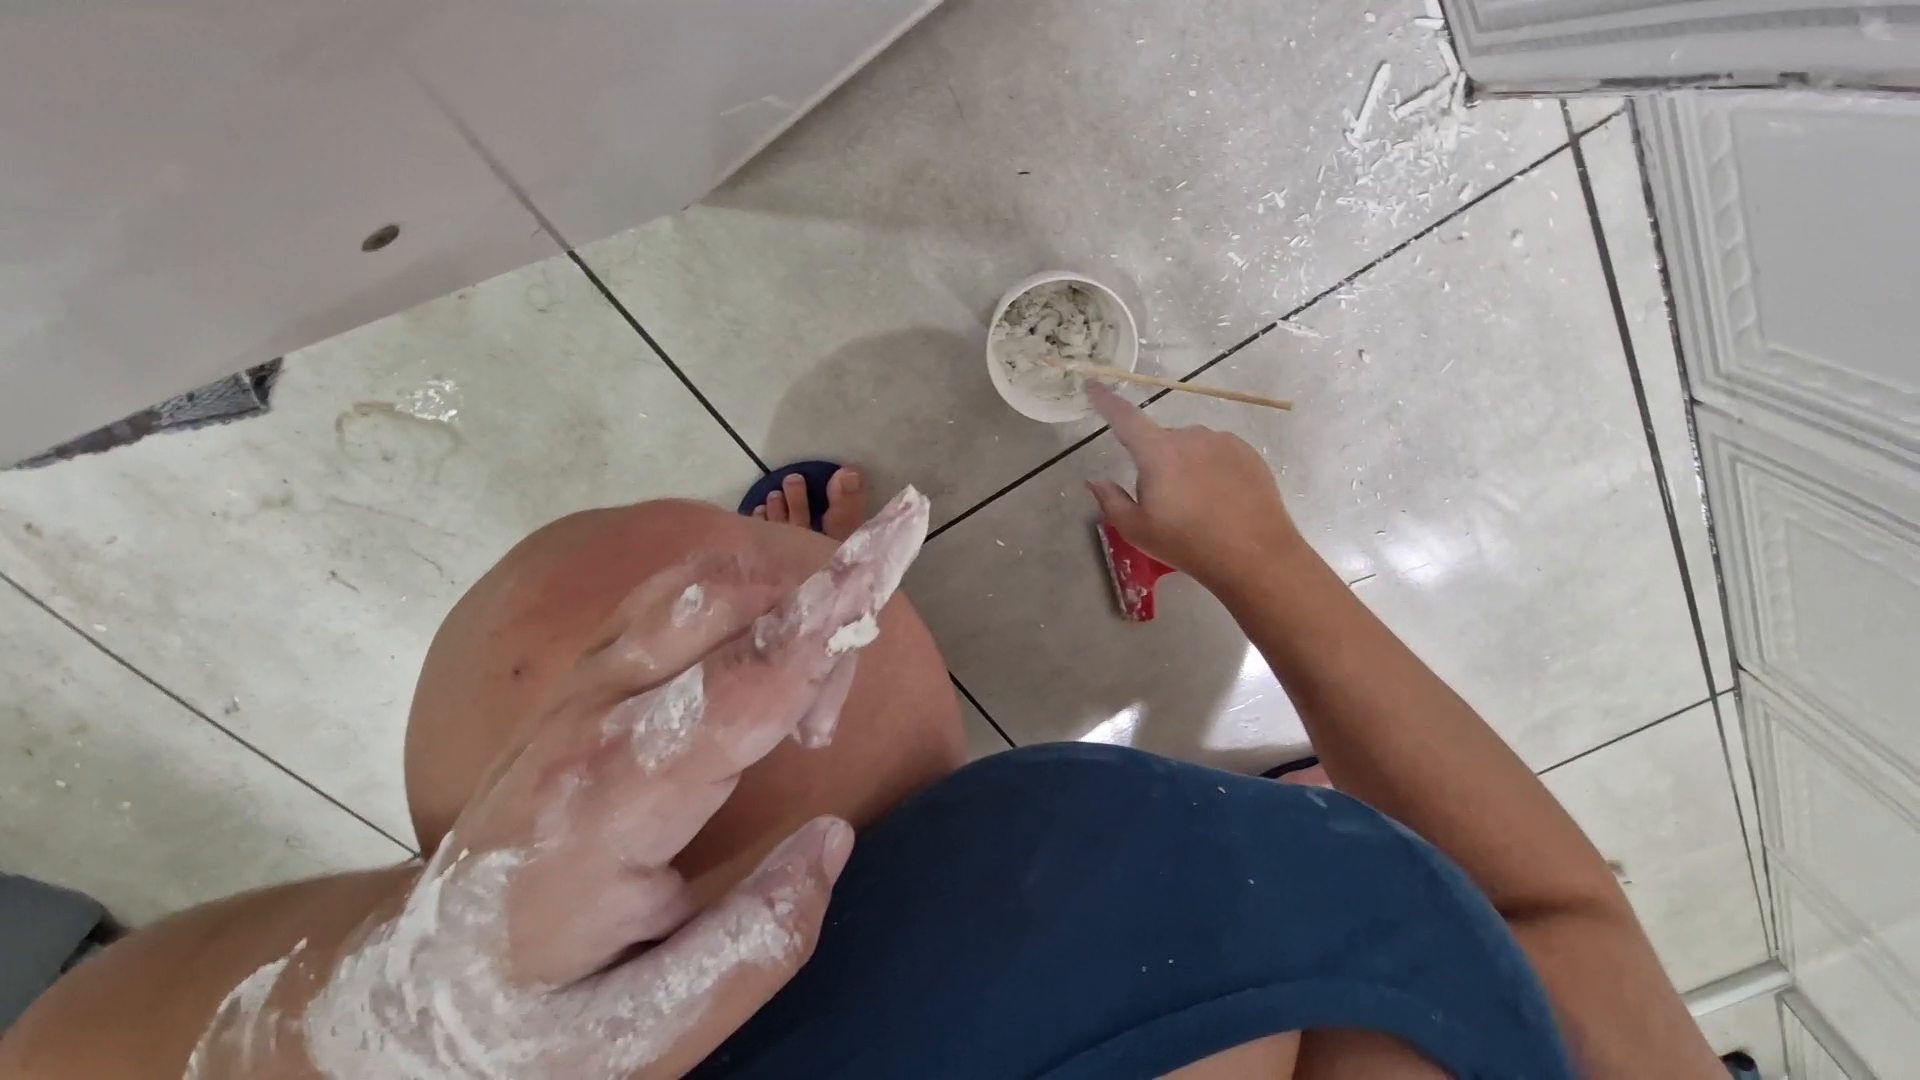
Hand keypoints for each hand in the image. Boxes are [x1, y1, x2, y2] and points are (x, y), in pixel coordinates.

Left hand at [187, 489, 932, 1079]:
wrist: (412, 974)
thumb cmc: (526, 1016)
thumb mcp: (637, 1034)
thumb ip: (750, 948)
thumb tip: (834, 839)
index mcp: (606, 807)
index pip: (738, 690)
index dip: (821, 627)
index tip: (884, 558)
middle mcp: (593, 719)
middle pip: (729, 609)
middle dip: (828, 610)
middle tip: (827, 733)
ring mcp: (584, 685)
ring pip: (704, 587)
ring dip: (786, 611)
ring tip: (798, 715)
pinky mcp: (589, 674)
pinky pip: (678, 596)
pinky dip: (747, 602)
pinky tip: (762, 667)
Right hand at [1085, 382, 1302, 587]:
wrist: (1255, 555)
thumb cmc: (1188, 543)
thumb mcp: (1137, 530)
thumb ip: (1111, 501)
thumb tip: (1098, 481)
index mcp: (1158, 453)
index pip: (1125, 418)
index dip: (1106, 401)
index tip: (1093, 385)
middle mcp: (1191, 437)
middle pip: (1160, 440)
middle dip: (1154, 462)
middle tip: (1163, 502)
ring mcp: (1223, 441)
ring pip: (1190, 447)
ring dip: (1184, 465)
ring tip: (1196, 504)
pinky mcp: (1248, 453)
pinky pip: (1217, 453)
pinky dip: (1210, 469)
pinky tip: (1219, 499)